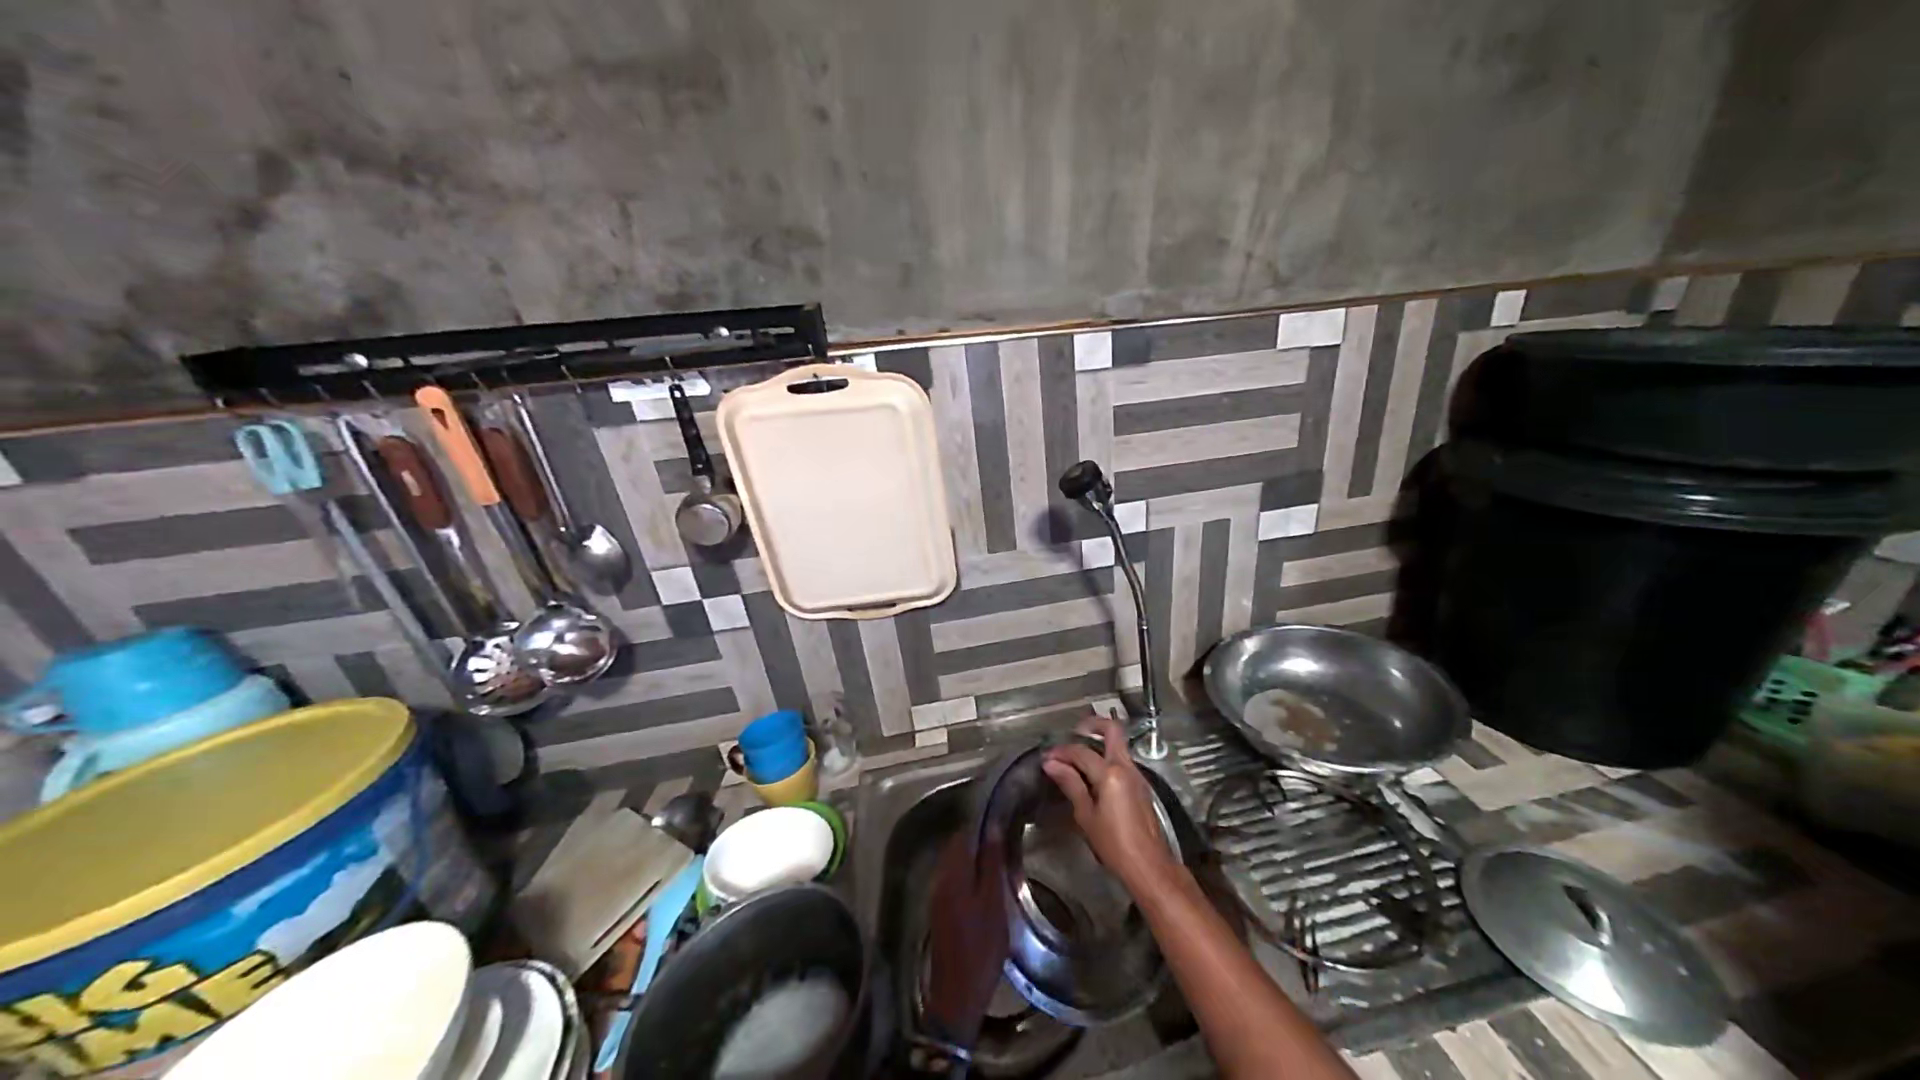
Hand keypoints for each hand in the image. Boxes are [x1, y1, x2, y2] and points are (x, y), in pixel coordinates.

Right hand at [1042, 711, 1179, 891]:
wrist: (1148, 865)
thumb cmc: (1114, 844)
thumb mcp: (1086, 815)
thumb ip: (1071, 784)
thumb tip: (1052, 764)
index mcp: (1110, 773)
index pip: (1081, 751)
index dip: (1061, 752)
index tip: (1047, 757)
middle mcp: (1127, 767)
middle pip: (1112, 730)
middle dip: (1092, 724)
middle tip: (1073, 732)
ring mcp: (1137, 775)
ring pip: (1119, 745)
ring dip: (1099, 743)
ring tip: (1077, 757)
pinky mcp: (1141, 786)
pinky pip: (1122, 761)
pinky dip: (1106, 759)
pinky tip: (1092, 775)